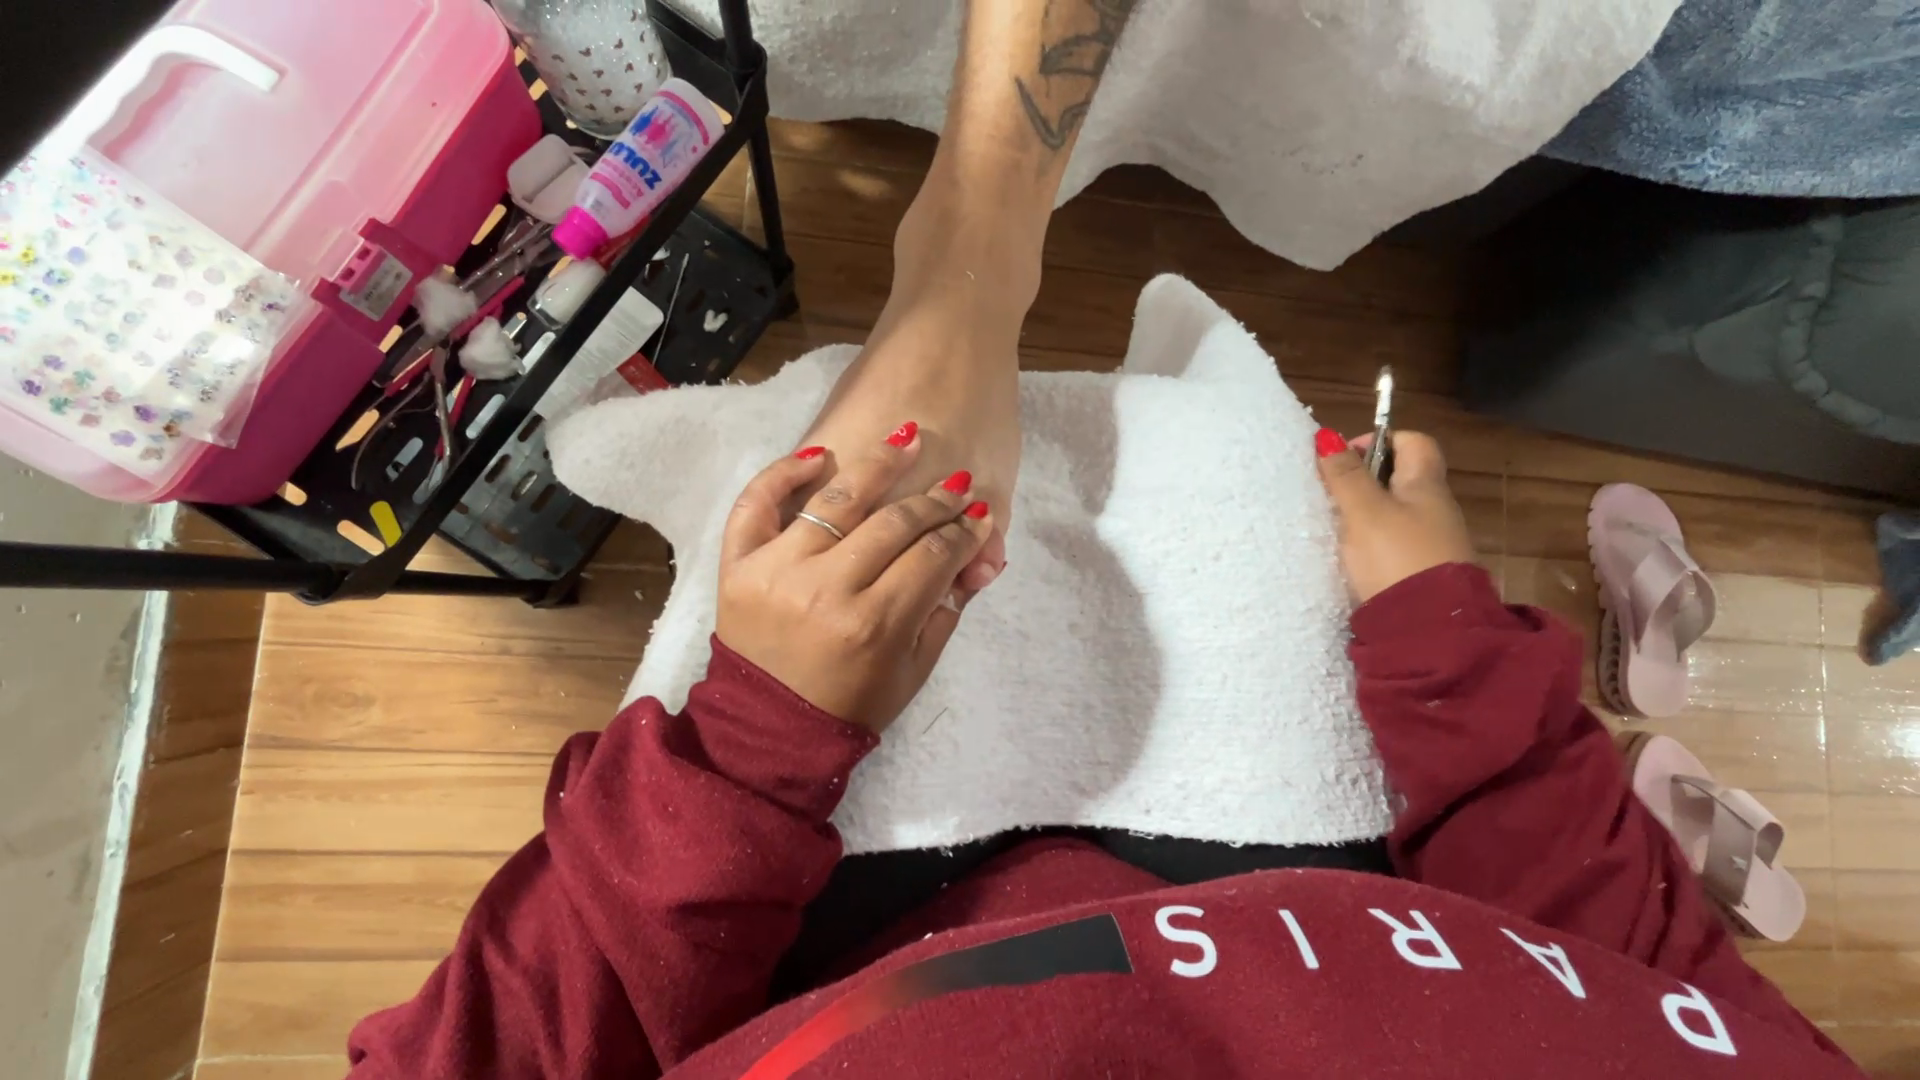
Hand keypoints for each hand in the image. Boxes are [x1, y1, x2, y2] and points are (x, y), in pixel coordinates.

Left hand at [715, 424, 992, 732]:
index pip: (933, 554)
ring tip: (906, 441)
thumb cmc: (852, 705)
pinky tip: (819, 456)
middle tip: (955, 485)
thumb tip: (978, 553)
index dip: (963, 531)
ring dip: (879, 465)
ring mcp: (776, 571)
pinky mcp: (737, 566)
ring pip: (837, 499)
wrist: (770, 732)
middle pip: (894, 522)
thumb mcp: (915, 669)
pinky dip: (783, 473)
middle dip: (935, 501)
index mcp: (875, 624)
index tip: (977, 516)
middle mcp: (826, 589)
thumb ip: (947, 608)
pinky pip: (756, 504)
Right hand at [1315, 428, 1476, 603]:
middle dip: (1363, 480)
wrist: (1429, 629)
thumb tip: (1327, 435)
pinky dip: (1369, 544)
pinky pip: (1392, 544)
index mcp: (1427, 486)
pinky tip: (1347, 558)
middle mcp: (1435, 510)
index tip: (1343, 459)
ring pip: (1394, 514)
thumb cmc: (1396, 558)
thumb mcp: (1364, 512)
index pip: (1412, 442)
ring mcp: (1431, 544)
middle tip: (1329, 495)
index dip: (1378, 440)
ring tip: (1331, 528)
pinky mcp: (1420, 574)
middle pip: (1400, 479)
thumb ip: (1346, 476)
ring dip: (1363, 515)